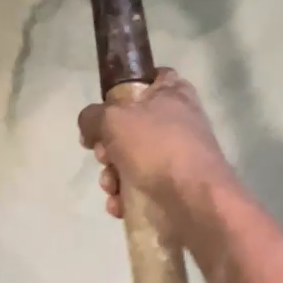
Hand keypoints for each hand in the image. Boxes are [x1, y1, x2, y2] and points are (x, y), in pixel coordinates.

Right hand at [78, 69, 235, 229]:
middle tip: (104, 155)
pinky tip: (119, 205)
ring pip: (129, 162)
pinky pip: (138, 189)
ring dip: (111, 176)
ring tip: (112, 186)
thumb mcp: (114, 118)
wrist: (193, 200)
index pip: (148, 78)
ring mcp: (174, 158)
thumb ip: (92, 116)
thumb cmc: (156, 147)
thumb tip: (88, 127)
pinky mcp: (171, 189)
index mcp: (172, 93)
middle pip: (129, 127)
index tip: (105, 108)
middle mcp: (176, 122)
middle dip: (107, 146)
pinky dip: (125, 197)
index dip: (122, 90)